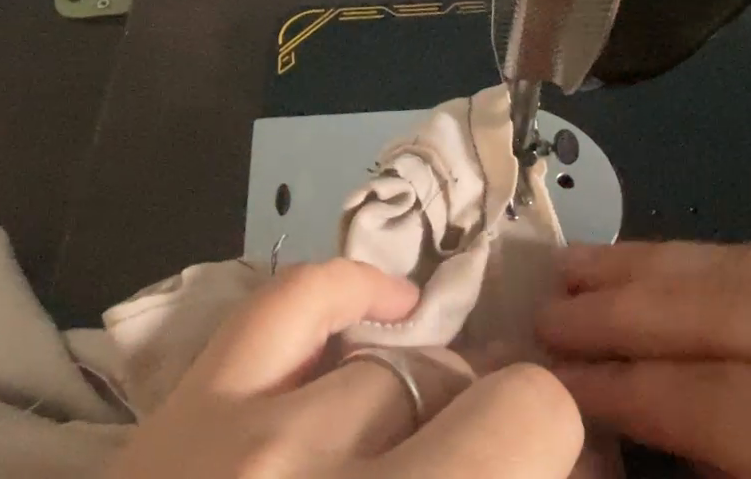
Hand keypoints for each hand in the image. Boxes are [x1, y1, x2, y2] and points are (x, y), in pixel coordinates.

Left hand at [107, 258, 583, 478]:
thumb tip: (568, 467)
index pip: (526, 420)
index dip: (561, 440)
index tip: (564, 466)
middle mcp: (323, 473)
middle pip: (458, 390)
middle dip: (497, 430)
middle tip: (490, 465)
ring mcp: (241, 433)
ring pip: (386, 364)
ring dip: (429, 396)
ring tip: (434, 427)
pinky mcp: (182, 413)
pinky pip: (285, 306)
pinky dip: (348, 290)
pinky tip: (389, 306)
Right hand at [537, 242, 750, 478]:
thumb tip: (638, 443)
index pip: (736, 399)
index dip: (630, 385)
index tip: (552, 371)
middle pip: (750, 305)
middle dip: (634, 301)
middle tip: (547, 302)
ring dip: (671, 264)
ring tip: (588, 264)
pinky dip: (732, 269)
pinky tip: (681, 270)